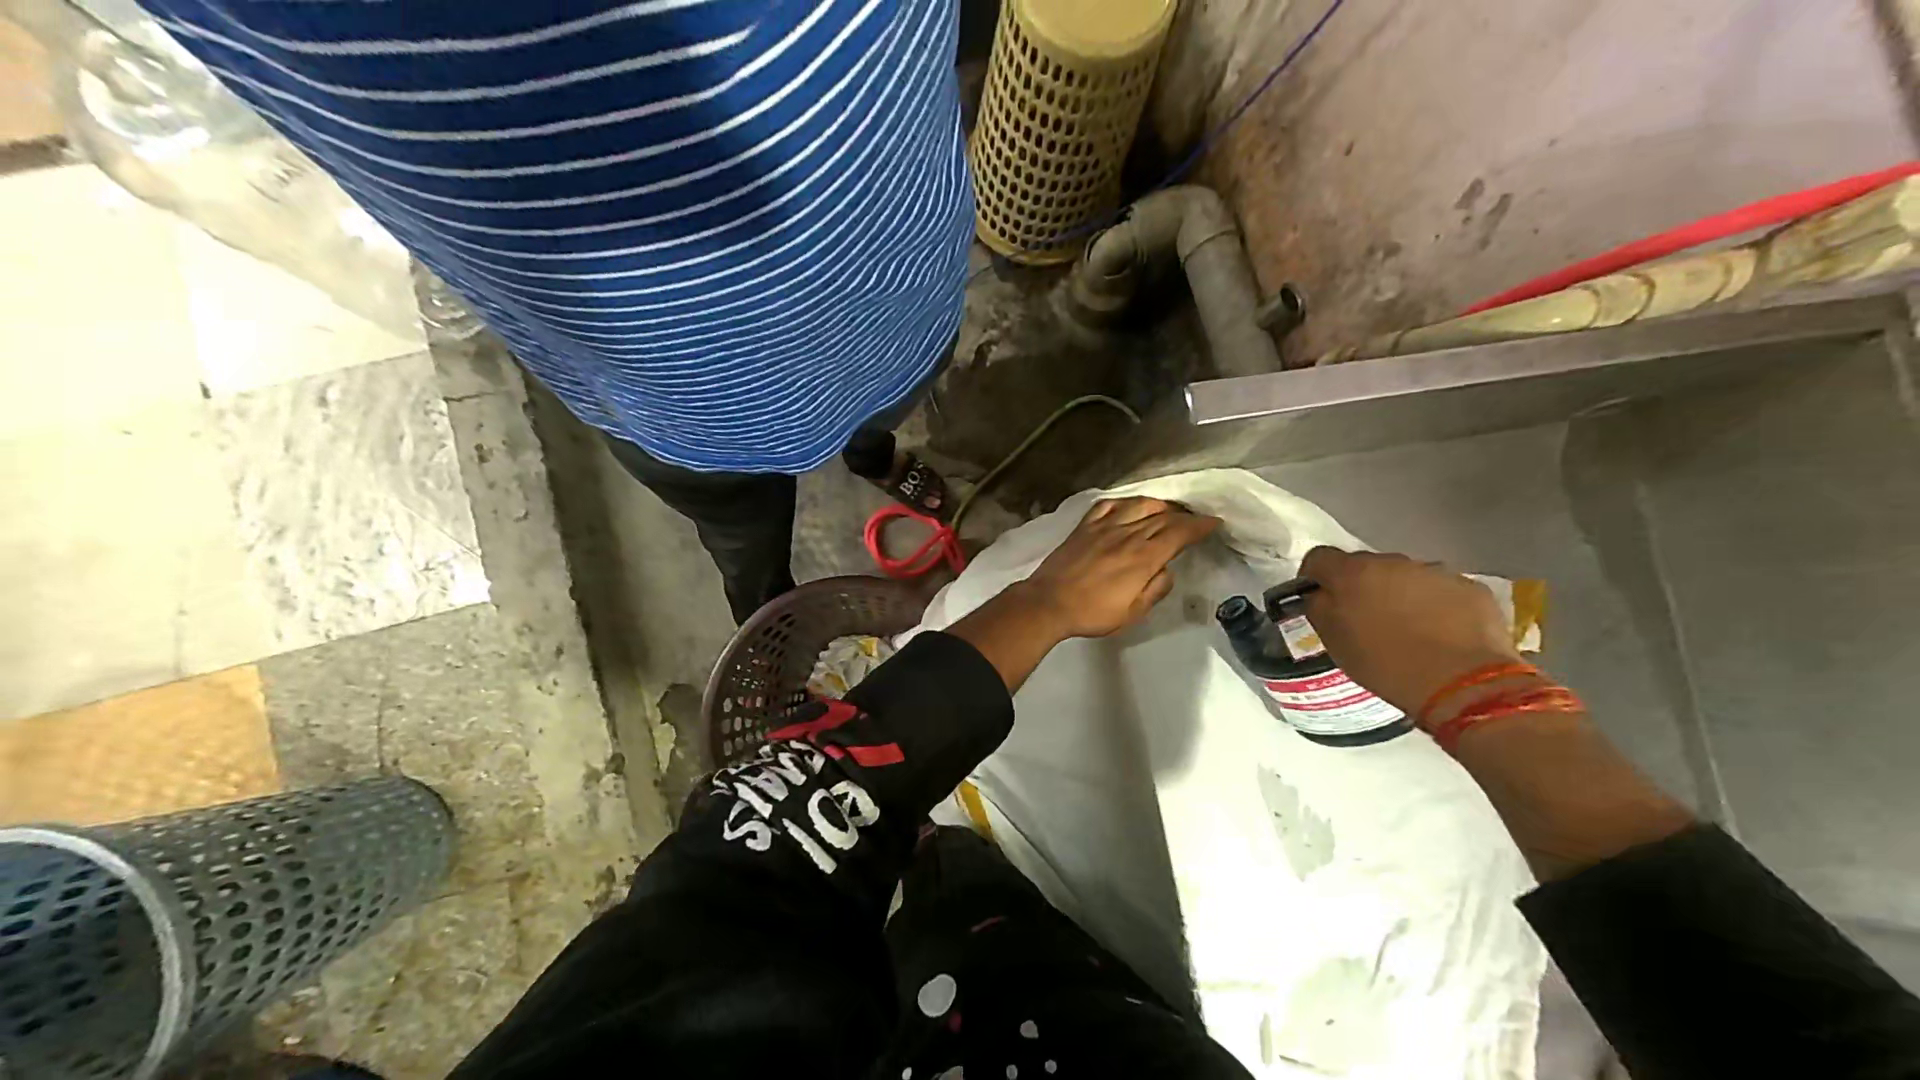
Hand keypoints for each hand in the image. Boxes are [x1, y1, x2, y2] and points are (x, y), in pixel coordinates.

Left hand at [1018, 497, 1221, 638]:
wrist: (1049, 602)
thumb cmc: (1092, 613)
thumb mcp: (1133, 612)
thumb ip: (1155, 589)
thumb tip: (1167, 570)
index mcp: (1143, 557)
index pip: (1179, 533)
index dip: (1199, 526)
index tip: (1213, 523)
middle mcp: (1127, 535)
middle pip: (1163, 517)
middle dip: (1184, 516)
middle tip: (1195, 519)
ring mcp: (1103, 527)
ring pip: (1138, 505)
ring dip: (1158, 505)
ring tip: (1168, 510)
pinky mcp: (1084, 526)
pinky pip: (1108, 505)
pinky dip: (1125, 502)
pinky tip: (1129, 506)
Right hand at [1298, 547, 1520, 713]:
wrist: (1463, 683)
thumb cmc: (1385, 664)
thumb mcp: (1334, 641)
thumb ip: (1320, 608)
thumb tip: (1319, 594)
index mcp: (1352, 573)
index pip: (1318, 557)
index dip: (1313, 576)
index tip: (1316, 597)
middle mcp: (1393, 562)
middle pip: (1365, 565)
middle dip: (1360, 586)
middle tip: (1365, 619)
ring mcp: (1436, 572)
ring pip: (1405, 576)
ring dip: (1399, 594)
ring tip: (1408, 628)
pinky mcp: (1470, 588)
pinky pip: (1442, 590)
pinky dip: (1436, 605)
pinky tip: (1441, 633)